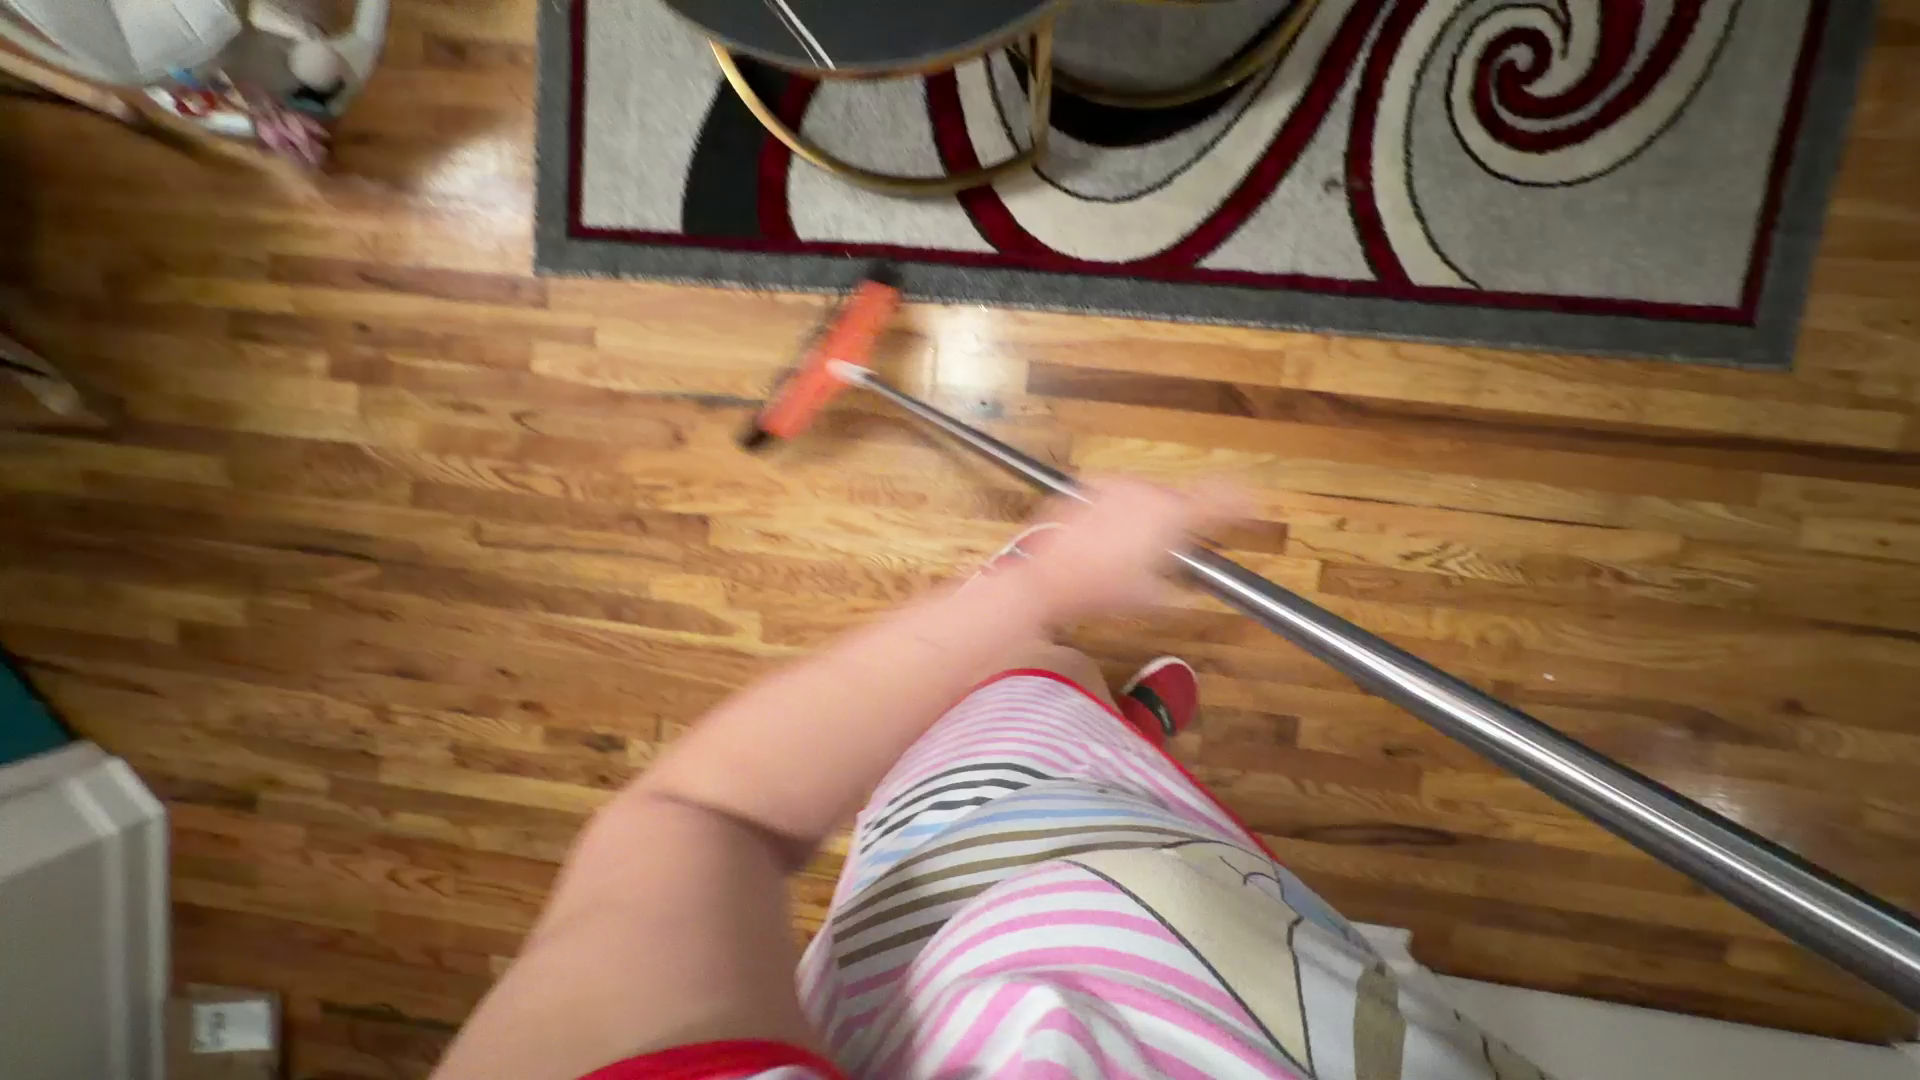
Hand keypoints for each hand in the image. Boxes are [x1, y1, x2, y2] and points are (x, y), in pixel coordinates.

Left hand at [1007, 477, 1247, 621]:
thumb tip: (1194, 582)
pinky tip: (1110, 536)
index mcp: (1170, 515)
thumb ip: (1184, 583)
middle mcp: (1147, 491)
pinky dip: (1124, 511)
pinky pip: (1120, 496)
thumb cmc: (1103, 590)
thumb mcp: (1154, 597)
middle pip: (1180, 499)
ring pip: (1149, 496)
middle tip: (1176, 549)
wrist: (1046, 577)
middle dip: (1184, 519)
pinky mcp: (1090, 486)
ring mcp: (1116, 485)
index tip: (1254, 505)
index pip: (1220, 499)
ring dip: (1152, 515)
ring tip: (1134, 549)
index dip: (1243, 502)